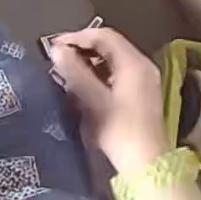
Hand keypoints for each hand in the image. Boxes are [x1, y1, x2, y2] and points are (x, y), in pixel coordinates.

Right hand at [49, 26, 170, 174]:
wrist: (145, 163)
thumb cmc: (119, 131)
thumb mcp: (93, 101)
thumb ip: (75, 72)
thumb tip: (57, 50)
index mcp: (134, 64)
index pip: (104, 36)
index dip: (77, 37)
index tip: (54, 46)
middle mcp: (142, 66)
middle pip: (110, 45)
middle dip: (83, 48)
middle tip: (59, 57)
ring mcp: (144, 80)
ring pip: (114, 59)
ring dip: (90, 61)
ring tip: (67, 71)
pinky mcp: (141, 94)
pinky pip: (118, 73)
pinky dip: (99, 73)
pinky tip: (84, 85)